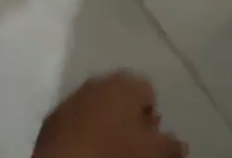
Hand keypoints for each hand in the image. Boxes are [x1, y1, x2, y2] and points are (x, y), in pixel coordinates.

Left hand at [33, 72, 188, 157]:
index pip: (148, 91)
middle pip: (121, 96)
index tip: (151, 138)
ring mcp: (72, 97)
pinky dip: (82, 131)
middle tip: (132, 144)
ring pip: (96, 107)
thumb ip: (171, 145)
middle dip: (127, 117)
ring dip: (104, 123)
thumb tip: (181, 144)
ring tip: (108, 147)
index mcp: (126, 82)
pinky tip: (85, 150)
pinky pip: (74, 121)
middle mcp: (99, 81)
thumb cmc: (116, 152)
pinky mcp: (50, 119)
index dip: (152, 116)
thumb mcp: (153, 152)